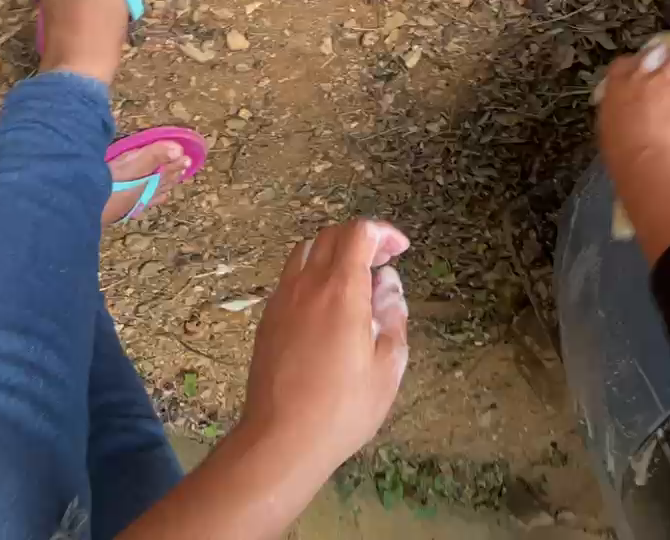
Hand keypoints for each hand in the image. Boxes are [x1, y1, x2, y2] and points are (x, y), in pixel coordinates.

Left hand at [237, 219, 410, 479]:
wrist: (281, 438)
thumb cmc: (342, 407)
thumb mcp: (387, 366)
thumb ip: (392, 315)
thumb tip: (388, 283)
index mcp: (341, 289)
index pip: (359, 233)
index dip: (383, 232)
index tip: (400, 248)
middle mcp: (308, 283)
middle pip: (333, 234)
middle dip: (362, 238)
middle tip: (383, 261)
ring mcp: (284, 297)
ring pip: (308, 249)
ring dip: (335, 251)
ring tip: (355, 278)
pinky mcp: (269, 315)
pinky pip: (293, 274)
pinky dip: (315, 271)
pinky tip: (328, 302)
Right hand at [596, 38, 669, 205]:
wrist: (647, 159)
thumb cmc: (622, 152)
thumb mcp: (609, 128)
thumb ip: (617, 112)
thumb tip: (621, 112)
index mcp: (614, 88)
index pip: (621, 65)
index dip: (632, 63)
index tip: (638, 66)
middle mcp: (637, 78)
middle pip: (649, 56)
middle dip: (659, 52)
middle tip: (667, 51)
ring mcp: (662, 81)